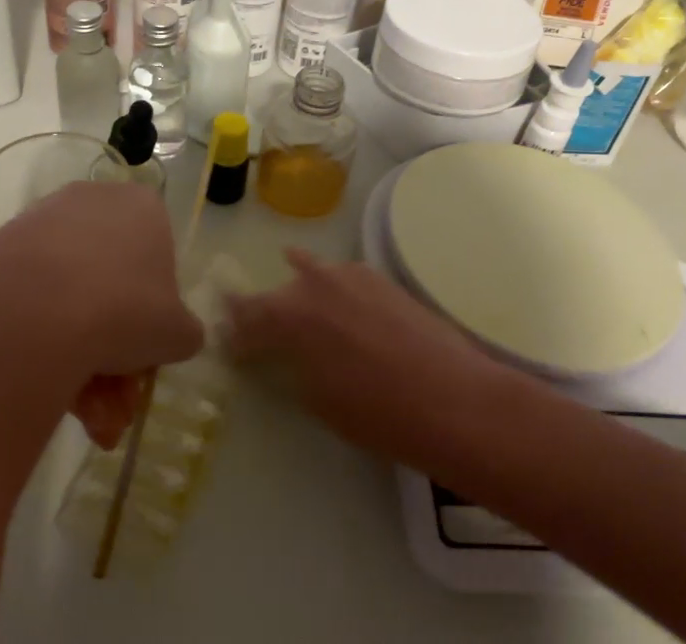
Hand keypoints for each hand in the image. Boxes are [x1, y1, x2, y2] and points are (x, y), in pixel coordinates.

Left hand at [0, 181, 203, 446]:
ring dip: (81, 358)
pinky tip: (47, 387)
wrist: (30, 315)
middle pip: (110, 282)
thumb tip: (172, 335)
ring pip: (69, 297)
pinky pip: (30, 300)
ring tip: (84, 413)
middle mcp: (91, 201)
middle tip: (116, 402)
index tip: (147, 344)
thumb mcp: (177, 334)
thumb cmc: (124, 311)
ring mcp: (39, 223)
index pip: (158, 254)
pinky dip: (40, 342)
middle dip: (115, 349)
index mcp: (141, 207)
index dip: (156, 306)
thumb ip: (182, 331)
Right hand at [225, 248, 504, 471]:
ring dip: (299, 290)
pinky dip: (332, 285)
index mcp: (288, 316)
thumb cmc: (376, 412)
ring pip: (311, 274)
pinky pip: (344, 277)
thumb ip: (293, 367)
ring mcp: (352, 276)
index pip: (247, 318)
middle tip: (259, 332)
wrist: (451, 399)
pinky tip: (336, 293)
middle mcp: (314, 284)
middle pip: (277, 294)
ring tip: (292, 298)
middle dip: (264, 313)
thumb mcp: (316, 399)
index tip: (233, 347)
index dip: (237, 334)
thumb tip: (288, 357)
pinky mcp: (383, 281)